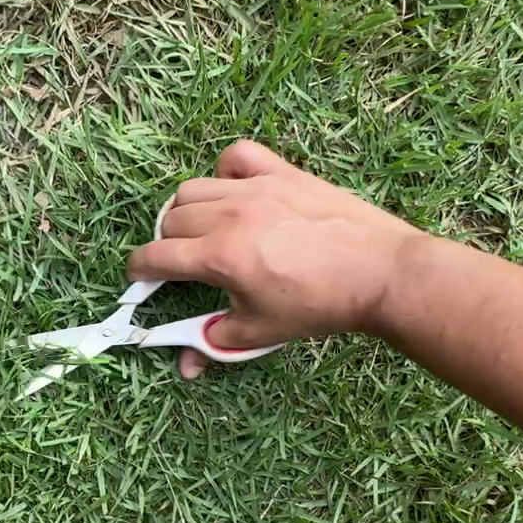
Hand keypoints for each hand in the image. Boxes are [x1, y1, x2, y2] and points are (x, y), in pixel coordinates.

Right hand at [126, 141, 425, 377]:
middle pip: (169, 220)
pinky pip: (237, 156)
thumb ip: (213, 343)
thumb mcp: (261, 331)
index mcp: (220, 256)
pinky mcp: (282, 173)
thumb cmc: (321, 306)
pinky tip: (234, 192)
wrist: (383, 275)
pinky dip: (225, 171)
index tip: (142, 278)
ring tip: (205, 230)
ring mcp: (256, 189)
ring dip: (187, 211)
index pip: (154, 255)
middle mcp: (230, 216)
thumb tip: (185, 367)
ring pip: (192, 189)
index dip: (139, 270)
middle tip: (185, 263)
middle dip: (167, 244)